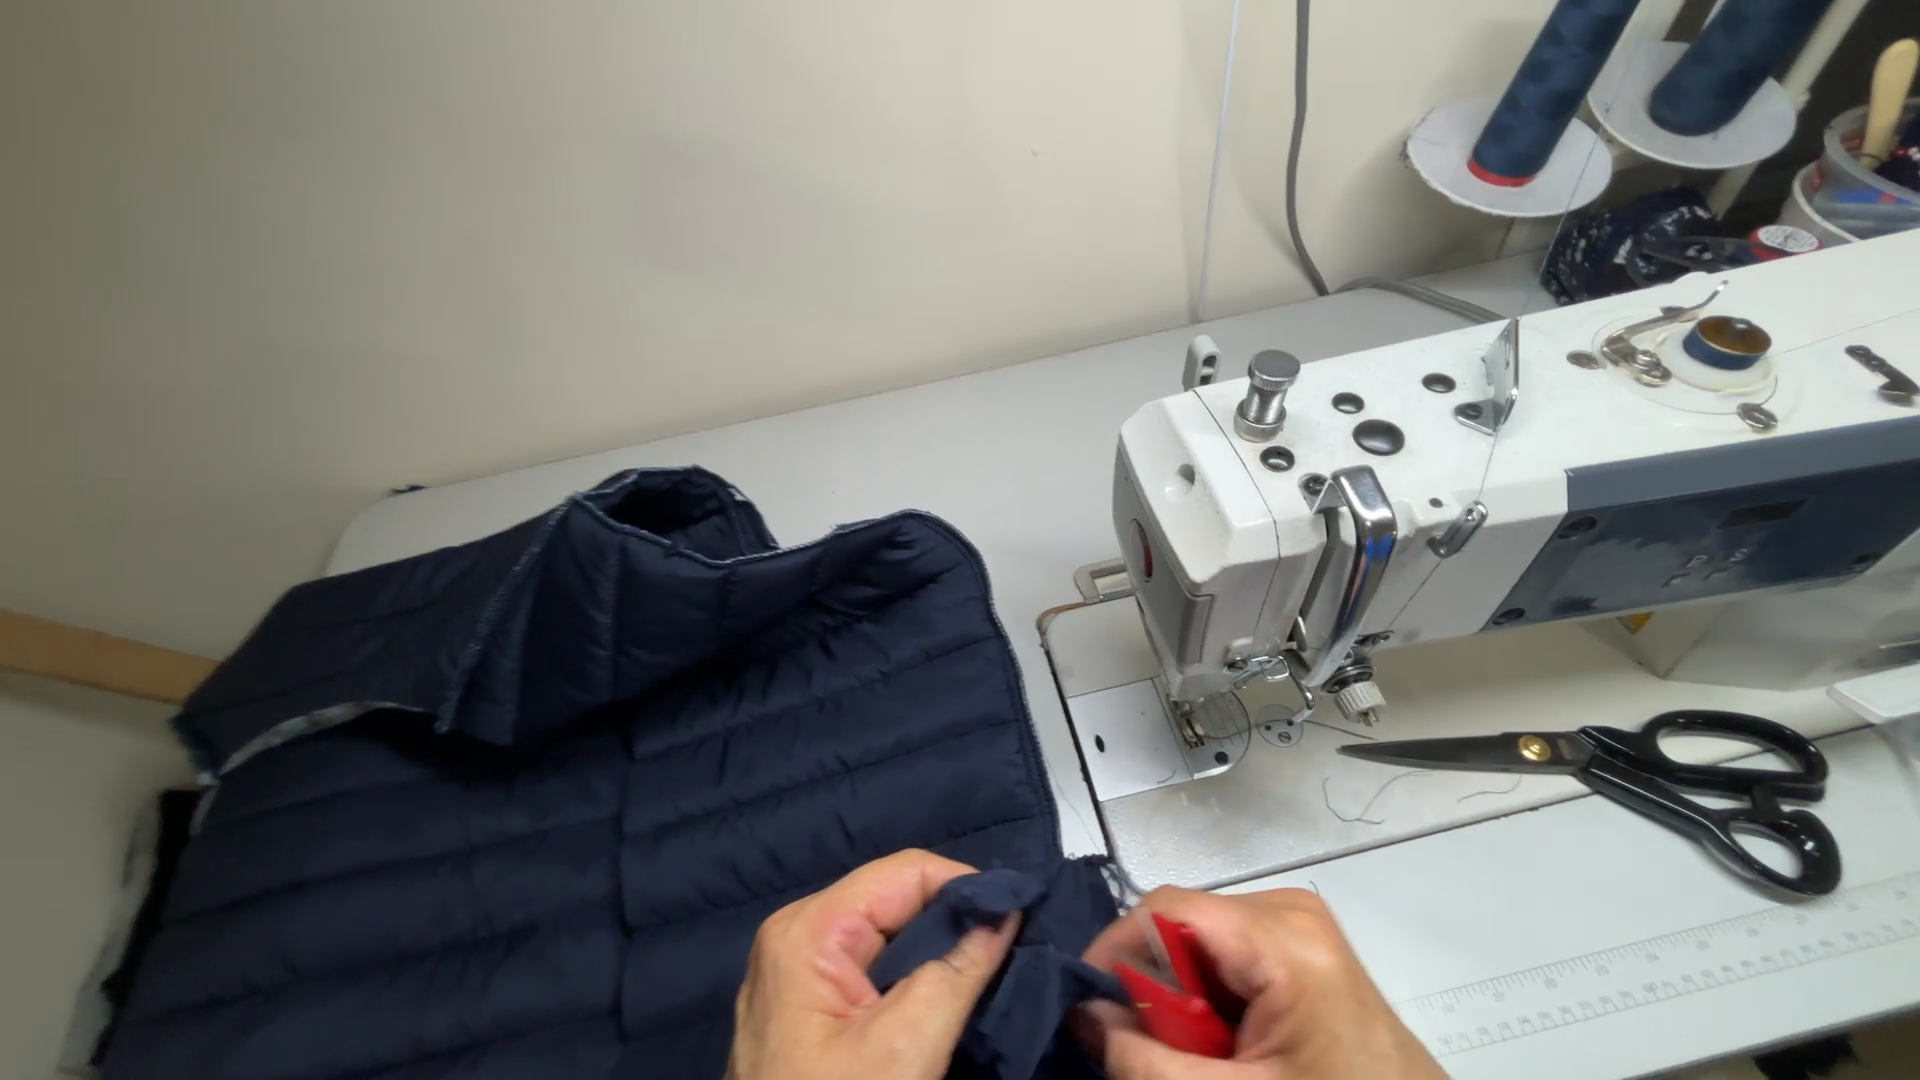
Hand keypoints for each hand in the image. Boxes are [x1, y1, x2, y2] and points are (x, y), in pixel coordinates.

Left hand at [727, 849, 1021, 1079]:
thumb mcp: (905, 1048)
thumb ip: (959, 970)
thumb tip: (1005, 910)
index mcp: (810, 927)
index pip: (905, 871)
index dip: (966, 886)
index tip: (1017, 916)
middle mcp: (798, 932)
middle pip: (894, 897)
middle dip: (953, 919)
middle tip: (1007, 948)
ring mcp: (796, 968)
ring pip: (886, 931)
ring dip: (936, 949)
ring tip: (985, 970)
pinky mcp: (805, 1001)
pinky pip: (869, 964)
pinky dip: (910, 974)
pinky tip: (943, 996)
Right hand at [1080, 887, 1447, 1079]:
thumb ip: (1146, 1062)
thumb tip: (1083, 1015)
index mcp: (1283, 938)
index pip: (1167, 910)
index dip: (1116, 951)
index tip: (1090, 1007)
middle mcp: (1290, 910)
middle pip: (1183, 924)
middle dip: (1154, 985)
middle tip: (1150, 1048)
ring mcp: (1301, 923)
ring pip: (1200, 940)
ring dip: (1181, 995)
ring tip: (1197, 1054)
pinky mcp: (1304, 943)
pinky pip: (1229, 951)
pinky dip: (1211, 996)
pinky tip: (1228, 1042)